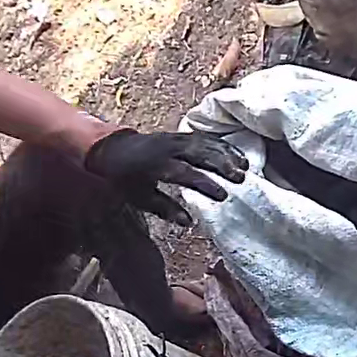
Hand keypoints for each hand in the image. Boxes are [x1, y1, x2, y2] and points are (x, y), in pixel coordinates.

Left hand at [83, 128, 247, 224]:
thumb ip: (164, 209)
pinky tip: (236, 154)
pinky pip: (204, 137)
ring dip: (226, 153)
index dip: (205, 184)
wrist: (111, 149)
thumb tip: (188, 222)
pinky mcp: (180, 134)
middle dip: (222, 164)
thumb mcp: (139, 197)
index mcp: (156, 164)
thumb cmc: (125, 179)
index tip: (223, 195)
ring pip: (205, 142)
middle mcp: (167, 148)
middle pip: (200, 153)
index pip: (186, 173)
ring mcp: (175, 138)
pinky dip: (222, 145)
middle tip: (241, 178)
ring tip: (244, 167)